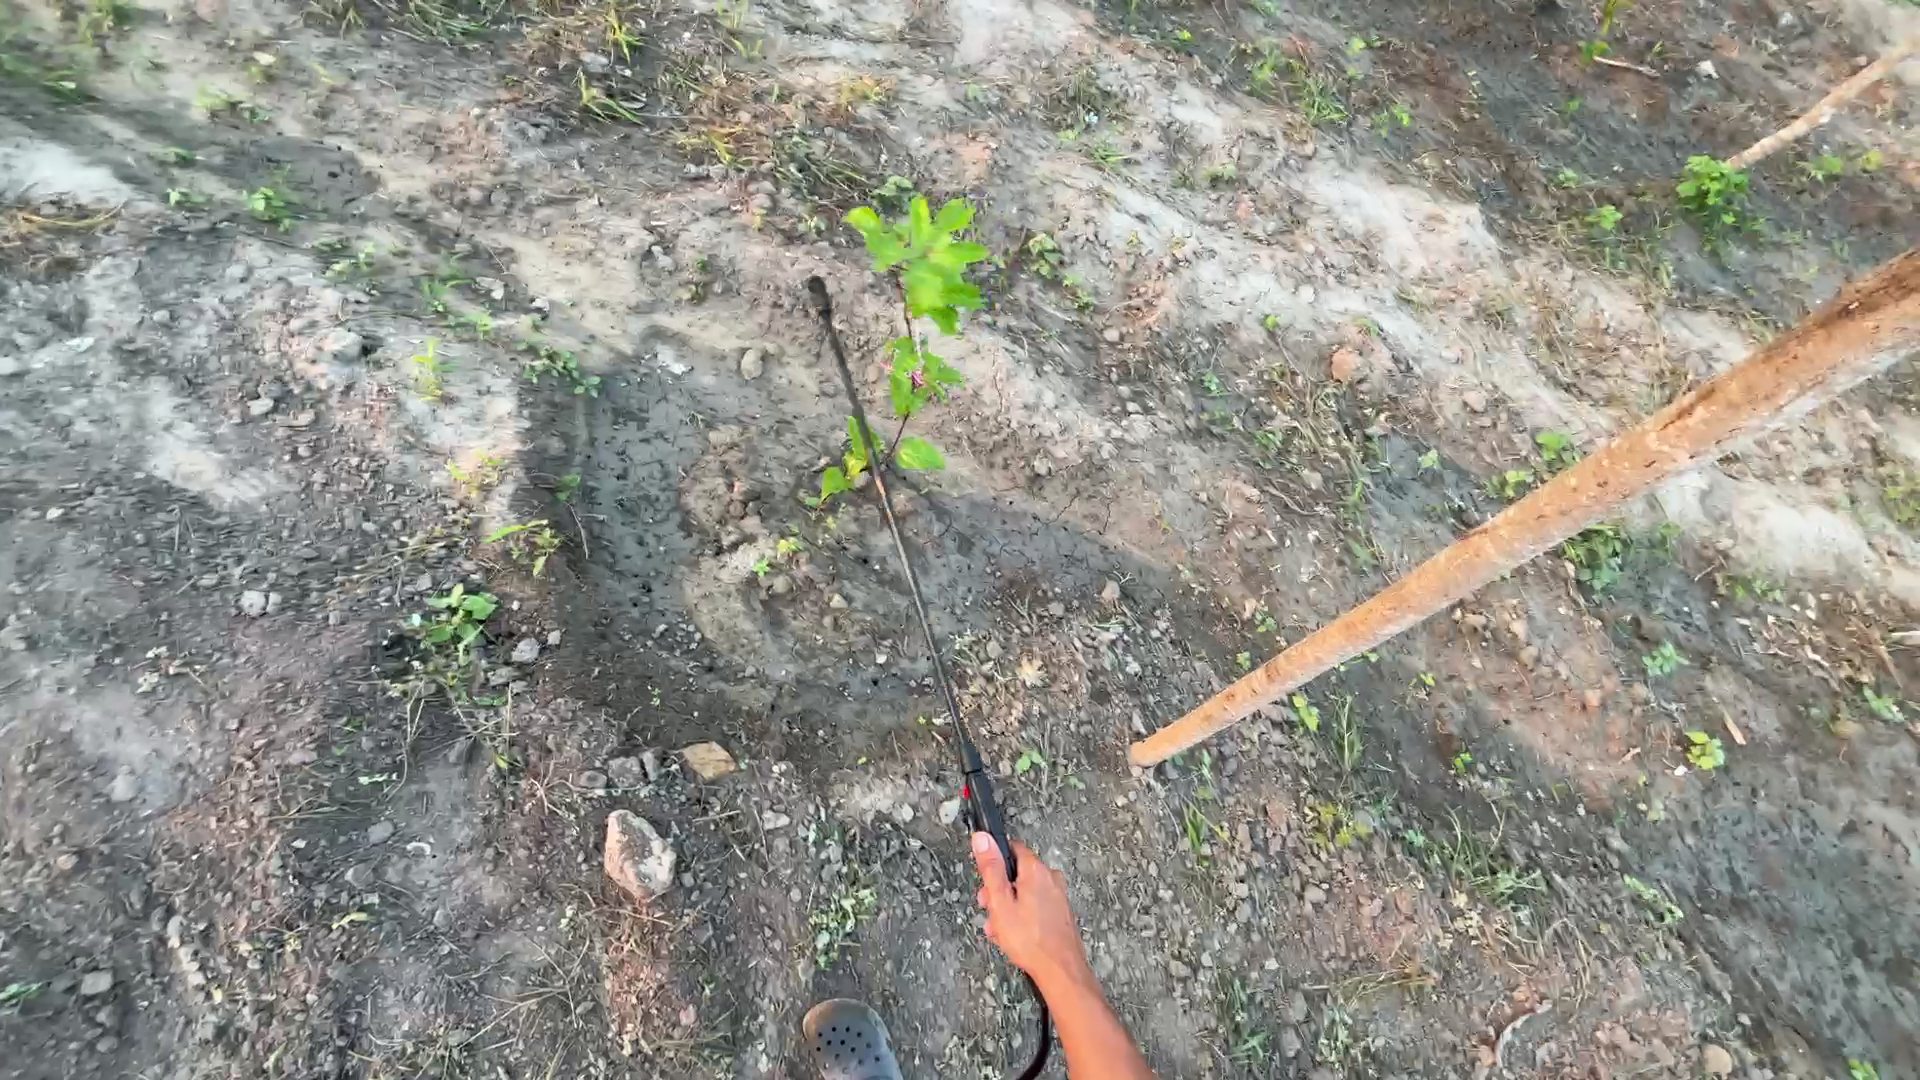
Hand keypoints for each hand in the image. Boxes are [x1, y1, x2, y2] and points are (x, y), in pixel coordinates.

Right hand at [970, 833, 1092, 992]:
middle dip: (999, 891)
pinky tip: (1014, 935)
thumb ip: (991, 868)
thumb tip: (982, 838)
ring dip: (1009, 907)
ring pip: (1025, 892)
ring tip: (999, 929)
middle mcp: (1050, 877)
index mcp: (1035, 869)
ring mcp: (1057, 896)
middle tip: (988, 909)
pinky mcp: (1060, 912)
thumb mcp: (1001, 902)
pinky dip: (1023, 916)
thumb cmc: (1030, 939)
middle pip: (1017, 873)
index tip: (985, 879)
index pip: (1011, 848)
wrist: (1060, 971)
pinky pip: (1036, 906)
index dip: (994, 863)